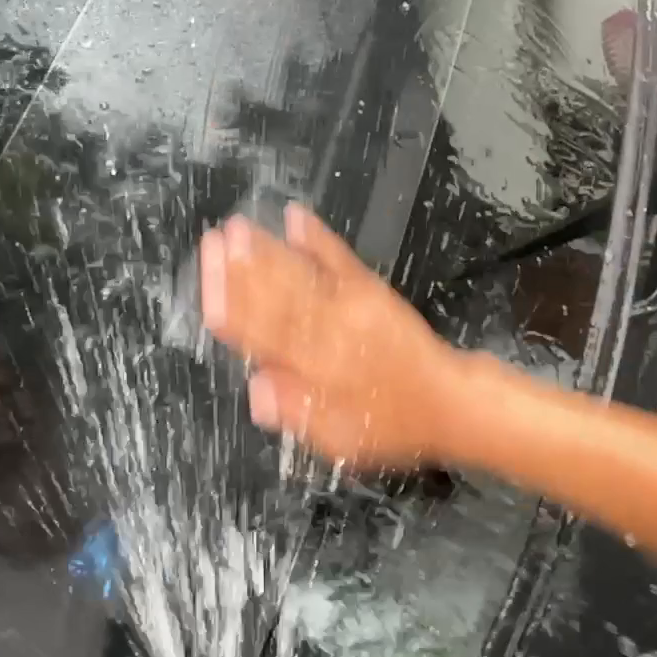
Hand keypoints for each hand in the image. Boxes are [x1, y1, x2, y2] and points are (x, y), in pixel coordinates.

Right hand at [199, 203, 477, 467]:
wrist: (448, 401)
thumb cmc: (390, 423)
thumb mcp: (340, 439)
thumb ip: (296, 412)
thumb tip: (256, 389)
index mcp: (317, 367)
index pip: (262, 333)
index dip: (232, 308)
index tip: (208, 287)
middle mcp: (330, 330)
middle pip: (275, 295)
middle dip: (241, 268)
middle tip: (213, 242)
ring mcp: (350, 304)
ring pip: (300, 274)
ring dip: (267, 249)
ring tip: (238, 227)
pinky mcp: (369, 288)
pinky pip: (338, 258)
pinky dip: (317, 236)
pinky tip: (296, 217)